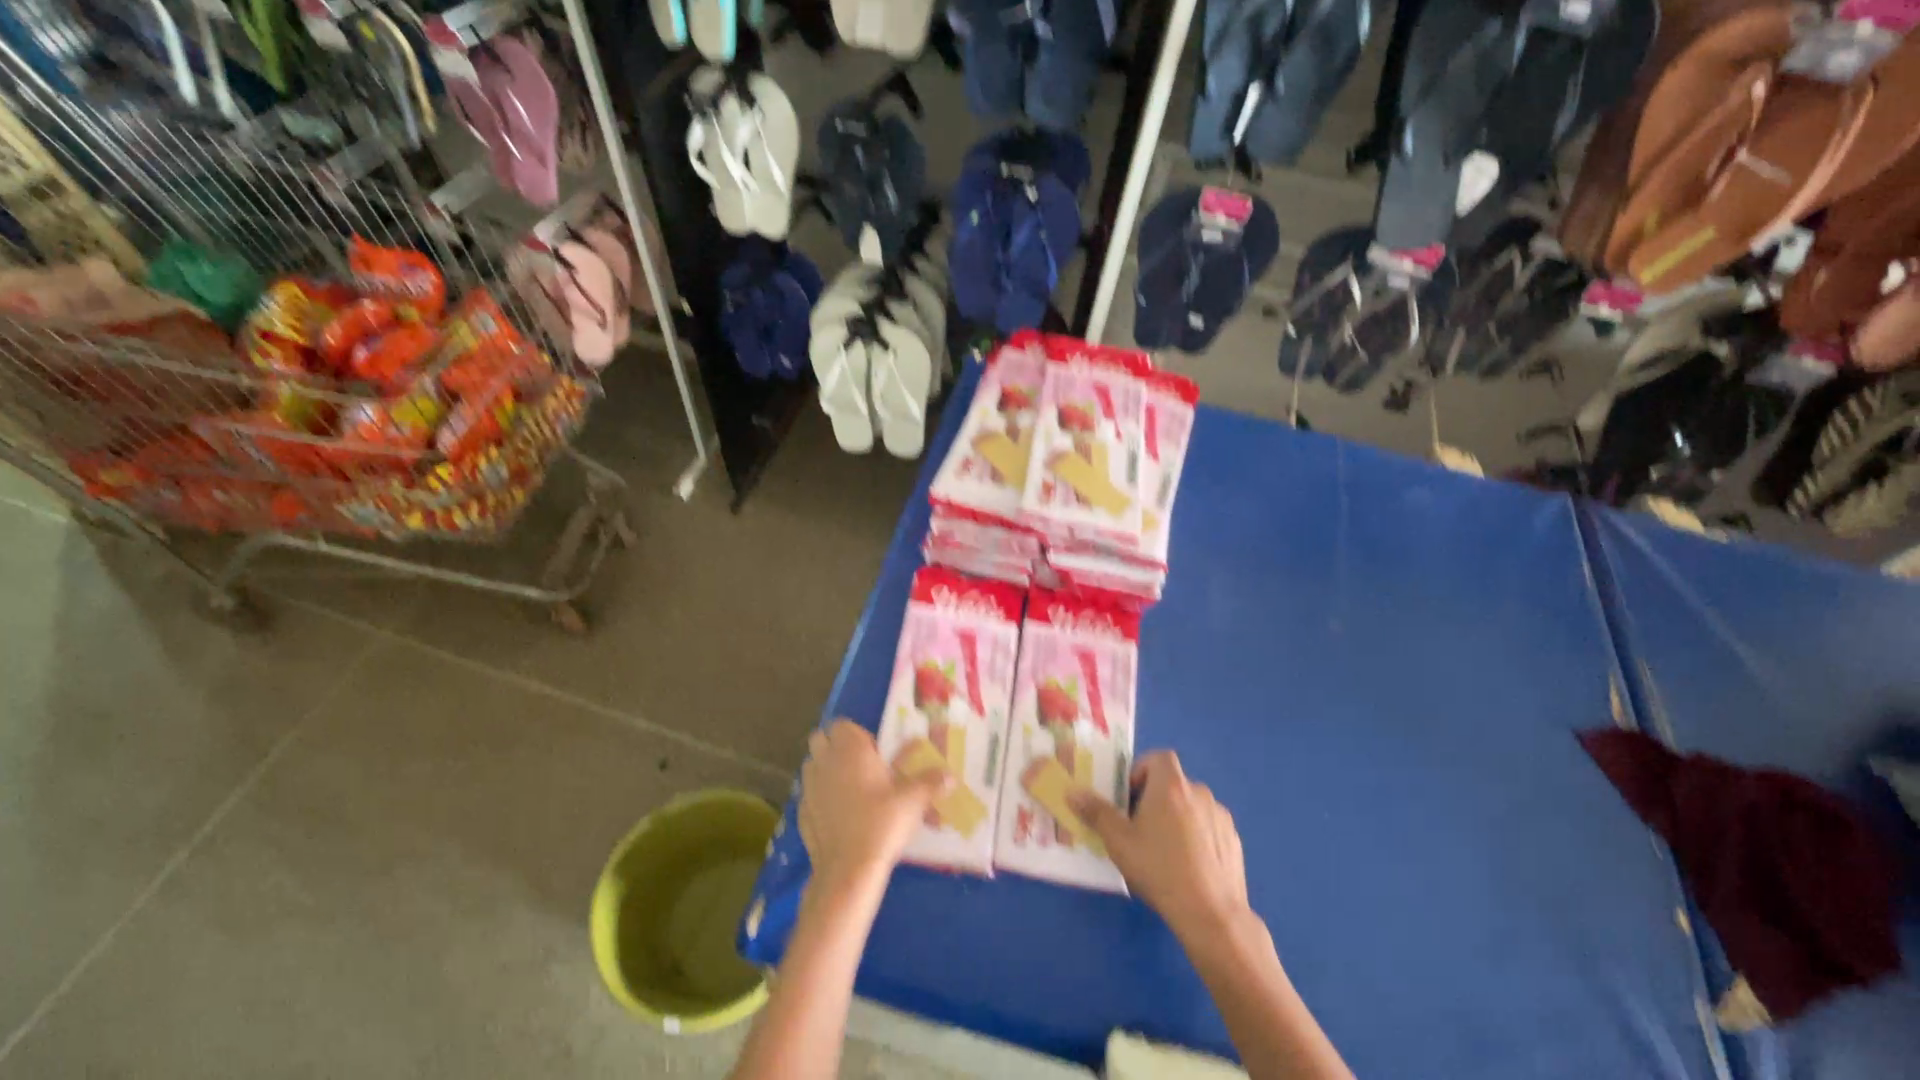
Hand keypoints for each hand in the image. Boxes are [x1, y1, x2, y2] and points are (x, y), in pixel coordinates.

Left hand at [799, 720, 948, 886]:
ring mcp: (809, 787)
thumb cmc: (882, 822)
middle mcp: (825, 762)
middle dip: (837, 747)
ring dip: (827, 770)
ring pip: (813, 766)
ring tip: (851, 789)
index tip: (876, 753)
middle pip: (821, 740)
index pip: (843, 725)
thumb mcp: (913, 801)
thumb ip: (930, 783)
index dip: (858, 735)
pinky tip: (840, 816)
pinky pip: (810, 794)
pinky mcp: (802, 812)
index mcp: (850, 750)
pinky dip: (821, 798)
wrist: (848, 867)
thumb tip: (950, 776)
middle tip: (862, 766)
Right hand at [1070, 751, 1249, 939]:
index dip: (1141, 770)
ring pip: (1191, 806)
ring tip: (1163, 852)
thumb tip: (1073, 792)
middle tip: (1139, 829)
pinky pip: (1208, 827)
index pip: (1159, 757)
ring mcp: (1220, 816)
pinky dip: (1196, 836)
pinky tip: (1188, 866)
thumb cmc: (1158, 869)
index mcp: (1171, 786)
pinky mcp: (1233, 840)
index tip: (1129, 798)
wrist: (1209, 911)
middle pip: (1173, 784)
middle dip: (1155, 799)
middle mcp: (1199, 793)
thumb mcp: (1118, 842)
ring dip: (1176, 818)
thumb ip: (1096, 812)